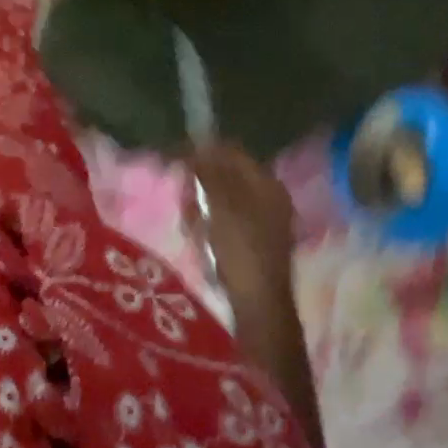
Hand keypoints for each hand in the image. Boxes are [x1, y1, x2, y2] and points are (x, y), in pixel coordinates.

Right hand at [190, 143, 297, 306]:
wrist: (258, 302)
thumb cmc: (240, 248)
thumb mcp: (220, 204)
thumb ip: (209, 171)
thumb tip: (199, 145)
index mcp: (267, 183)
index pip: (232, 152)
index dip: (203, 151)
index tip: (177, 159)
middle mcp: (270, 197)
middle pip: (225, 176)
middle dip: (200, 186)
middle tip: (188, 202)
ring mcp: (264, 220)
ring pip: (221, 199)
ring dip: (202, 208)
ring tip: (193, 226)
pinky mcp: (255, 241)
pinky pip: (225, 220)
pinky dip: (211, 225)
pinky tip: (202, 240)